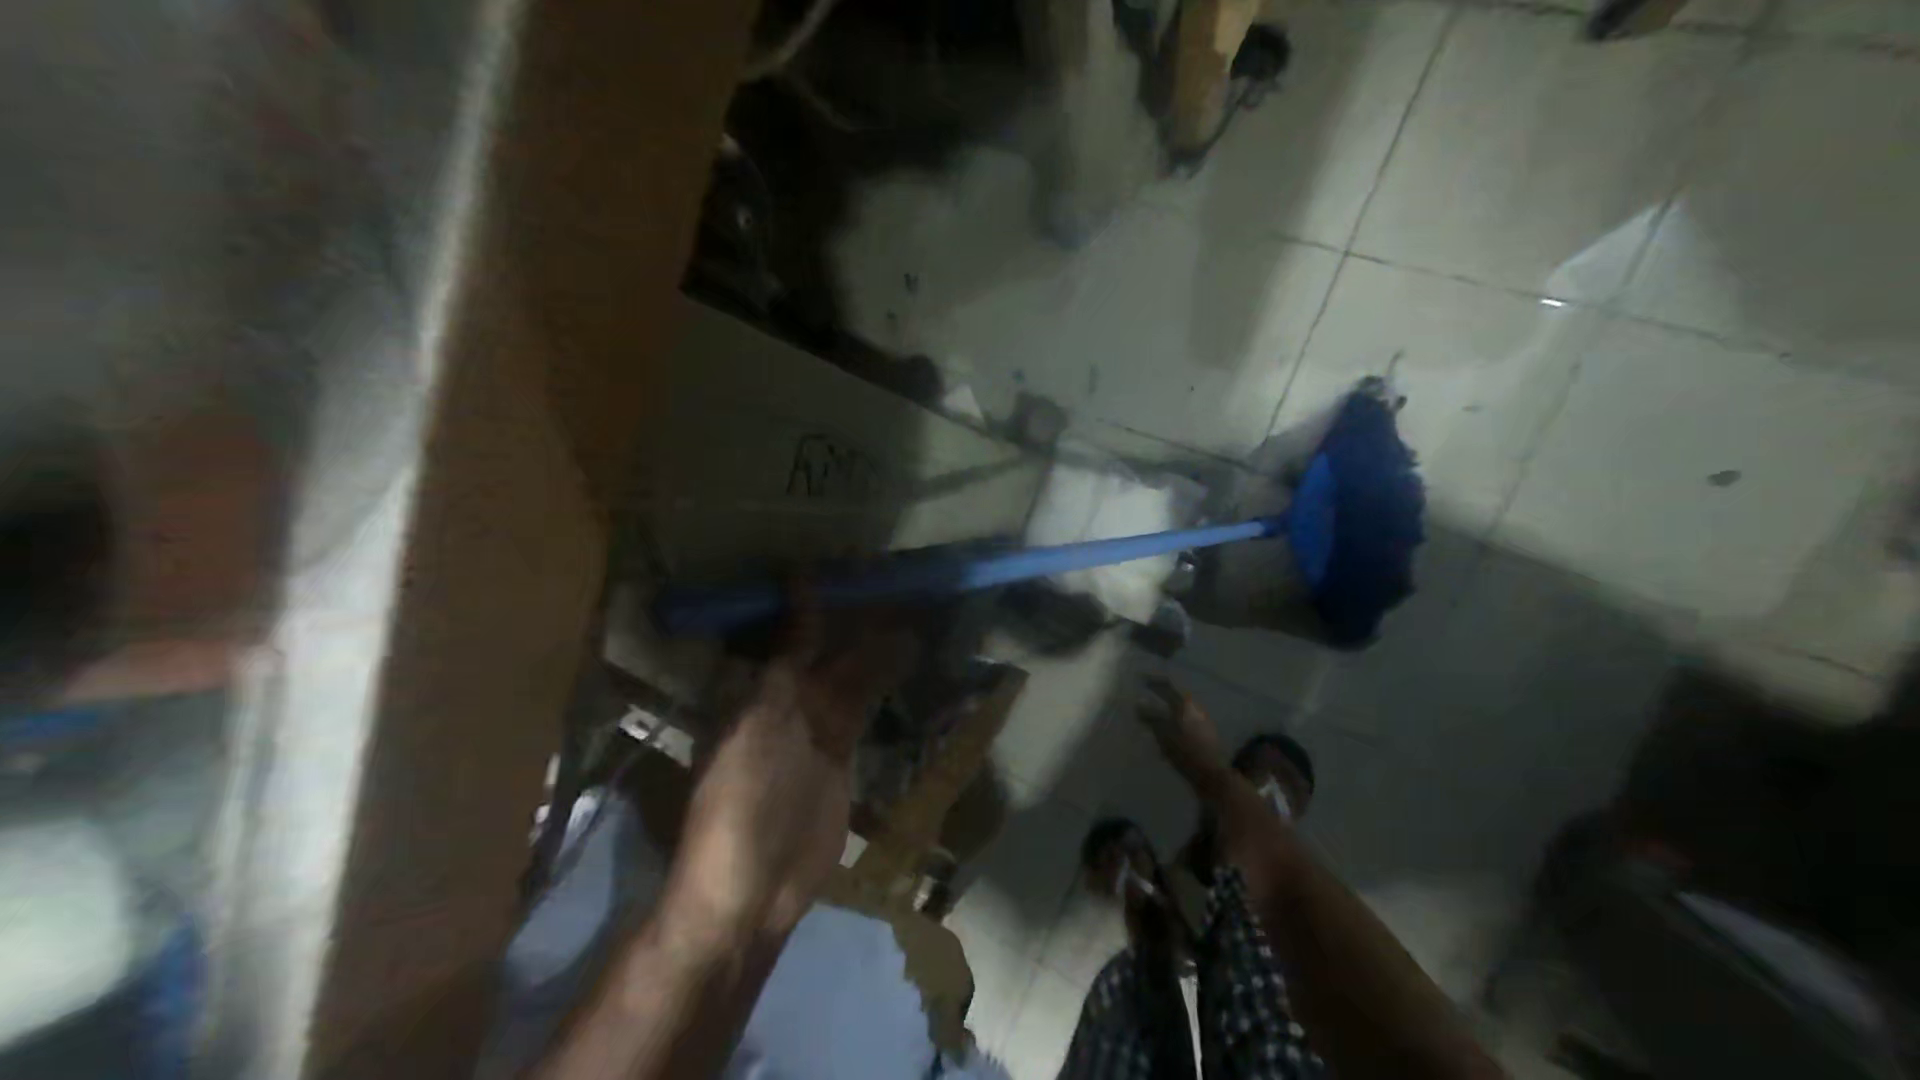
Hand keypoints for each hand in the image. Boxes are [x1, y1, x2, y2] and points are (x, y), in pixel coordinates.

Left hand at [664, 593, 916, 942]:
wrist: (753, 883)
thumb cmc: (743, 797)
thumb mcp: (758, 723)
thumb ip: (783, 665)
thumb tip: (792, 611)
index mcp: (756, 691)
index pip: (790, 635)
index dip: (809, 602)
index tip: (835, 567)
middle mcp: (787, 701)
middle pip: (828, 651)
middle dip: (854, 621)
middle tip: (890, 585)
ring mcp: (816, 729)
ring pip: (852, 675)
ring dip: (877, 648)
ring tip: (911, 614)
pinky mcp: (843, 754)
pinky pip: (865, 708)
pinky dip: (883, 683)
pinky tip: (904, 661)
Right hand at [1138, 675, 1229, 792]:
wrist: (1212, 775)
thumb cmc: (1185, 752)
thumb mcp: (1163, 734)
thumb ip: (1151, 717)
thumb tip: (1138, 703)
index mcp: (1185, 705)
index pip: (1167, 686)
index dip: (1153, 681)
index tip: (1141, 679)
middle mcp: (1195, 709)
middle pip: (1175, 696)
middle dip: (1160, 695)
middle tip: (1146, 695)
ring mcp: (1202, 721)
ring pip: (1180, 709)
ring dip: (1166, 708)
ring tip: (1152, 714)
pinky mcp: (1204, 734)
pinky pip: (1184, 720)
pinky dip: (1173, 720)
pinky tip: (1166, 730)